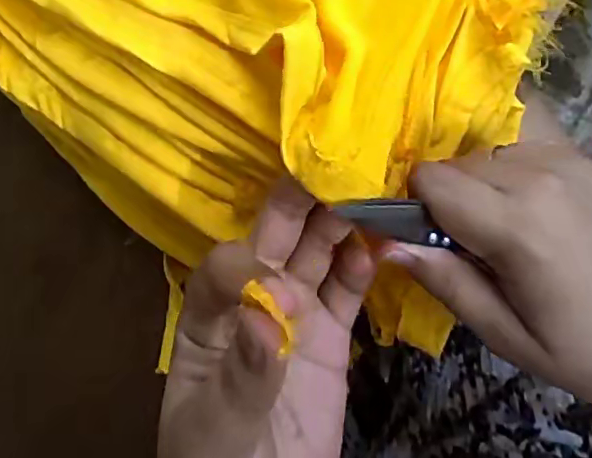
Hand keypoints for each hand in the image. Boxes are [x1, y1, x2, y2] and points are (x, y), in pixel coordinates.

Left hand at [159, 178, 376, 457]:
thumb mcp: (221, 424)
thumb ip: (246, 369)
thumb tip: (267, 307)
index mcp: (212, 309)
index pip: (224, 264)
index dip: (248, 265)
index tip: (278, 291)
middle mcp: (254, 293)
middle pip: (276, 234)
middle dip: (301, 200)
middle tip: (334, 166)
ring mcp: (296, 309)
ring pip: (317, 249)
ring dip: (339, 221)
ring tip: (366, 195)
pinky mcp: (332, 330)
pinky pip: (346, 286)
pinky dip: (363, 263)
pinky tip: (379, 244)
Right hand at [380, 143, 591, 426]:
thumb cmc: (591, 353)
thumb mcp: (511, 339)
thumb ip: (447, 282)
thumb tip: (387, 243)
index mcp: (520, 226)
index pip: (431, 180)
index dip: (417, 207)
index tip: (433, 240)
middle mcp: (537, 174)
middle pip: (454, 163)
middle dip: (448, 198)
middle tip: (475, 245)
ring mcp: (560, 156)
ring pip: (480, 151)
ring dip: (476, 181)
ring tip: (507, 226)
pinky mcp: (576, 151)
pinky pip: (514, 141)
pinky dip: (504, 165)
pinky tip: (529, 203)